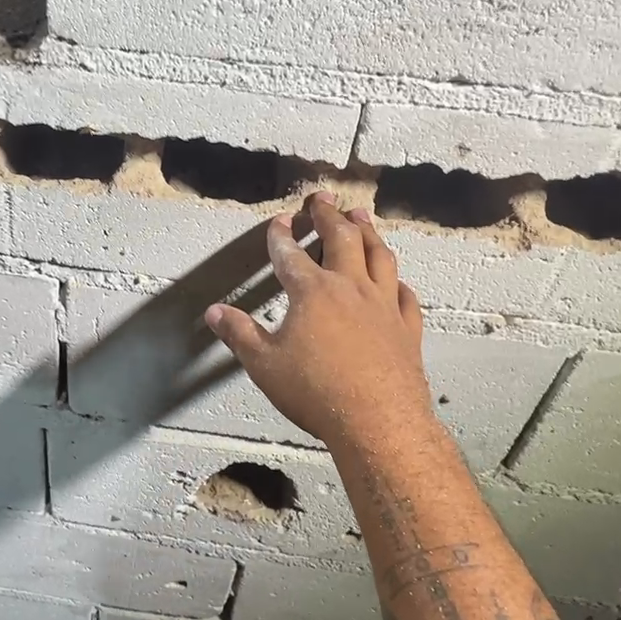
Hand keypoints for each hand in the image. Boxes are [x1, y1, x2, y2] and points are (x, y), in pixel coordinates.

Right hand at [205, 192, 431, 447]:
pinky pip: (405, 295)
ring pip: (379, 256)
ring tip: (361, 216)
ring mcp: (384, 306)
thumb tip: (213, 312)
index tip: (279, 219)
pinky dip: (397, 282)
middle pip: (341, 238)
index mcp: (312, 292)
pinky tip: (395, 281)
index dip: (281, 234)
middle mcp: (350, 288)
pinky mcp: (407, 328)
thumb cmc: (315, 392)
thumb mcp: (264, 365)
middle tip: (322, 197)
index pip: (290, 253)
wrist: (379, 422)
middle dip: (328, 214)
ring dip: (368, 232)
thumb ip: (239, 334)